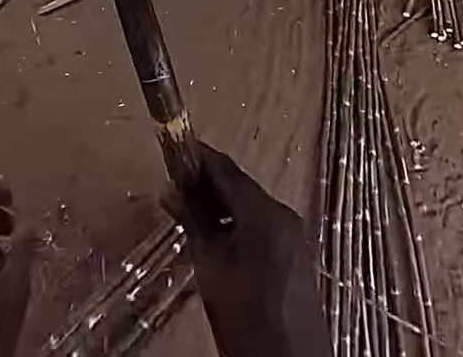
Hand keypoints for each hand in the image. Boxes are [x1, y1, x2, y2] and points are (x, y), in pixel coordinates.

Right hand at [168, 145, 326, 356]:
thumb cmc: (244, 315)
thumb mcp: (210, 265)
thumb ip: (192, 219)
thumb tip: (169, 189)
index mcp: (265, 212)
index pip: (225, 169)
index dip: (196, 156)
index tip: (170, 148)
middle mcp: (283, 214)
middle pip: (238, 185)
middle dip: (205, 182)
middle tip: (172, 183)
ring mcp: (292, 234)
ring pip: (247, 204)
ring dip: (218, 202)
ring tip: (185, 207)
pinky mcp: (294, 254)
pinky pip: (259, 223)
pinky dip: (234, 221)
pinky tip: (212, 232)